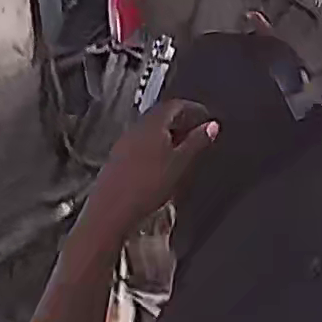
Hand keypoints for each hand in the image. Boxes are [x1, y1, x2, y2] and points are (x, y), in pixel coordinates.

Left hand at [84, 100, 218, 233]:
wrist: (109, 215)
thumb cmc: (146, 187)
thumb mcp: (181, 163)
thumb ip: (198, 141)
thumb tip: (212, 126)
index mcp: (153, 124)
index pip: (177, 105)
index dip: (194, 109)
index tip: (206, 118)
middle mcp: (136, 129)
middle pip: (162, 116)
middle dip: (182, 122)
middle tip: (197, 133)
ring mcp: (123, 144)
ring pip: (151, 131)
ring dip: (168, 136)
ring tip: (182, 150)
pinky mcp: (116, 160)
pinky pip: (140, 145)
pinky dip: (155, 148)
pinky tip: (161, 165)